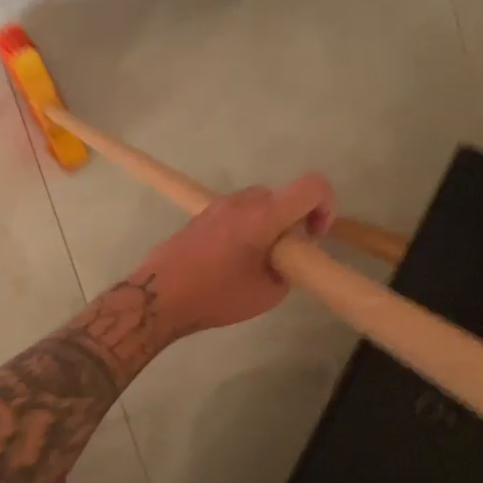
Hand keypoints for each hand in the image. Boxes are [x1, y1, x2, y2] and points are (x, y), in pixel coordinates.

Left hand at [144, 172, 334, 332]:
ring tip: (256, 259)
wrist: (156, 296)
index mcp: (263, 215)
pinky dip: (243, 228)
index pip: (312, 185)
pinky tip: (230, 260)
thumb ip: (288, 266)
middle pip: (281, 196)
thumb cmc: (214, 296)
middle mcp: (239, 203)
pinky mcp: (196, 219)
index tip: (314, 235)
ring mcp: (213, 208)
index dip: (326, 205)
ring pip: (255, 204)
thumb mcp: (268, 291)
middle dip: (292, 220)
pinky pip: (232, 214)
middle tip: (284, 254)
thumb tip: (284, 256)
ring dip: (266, 223)